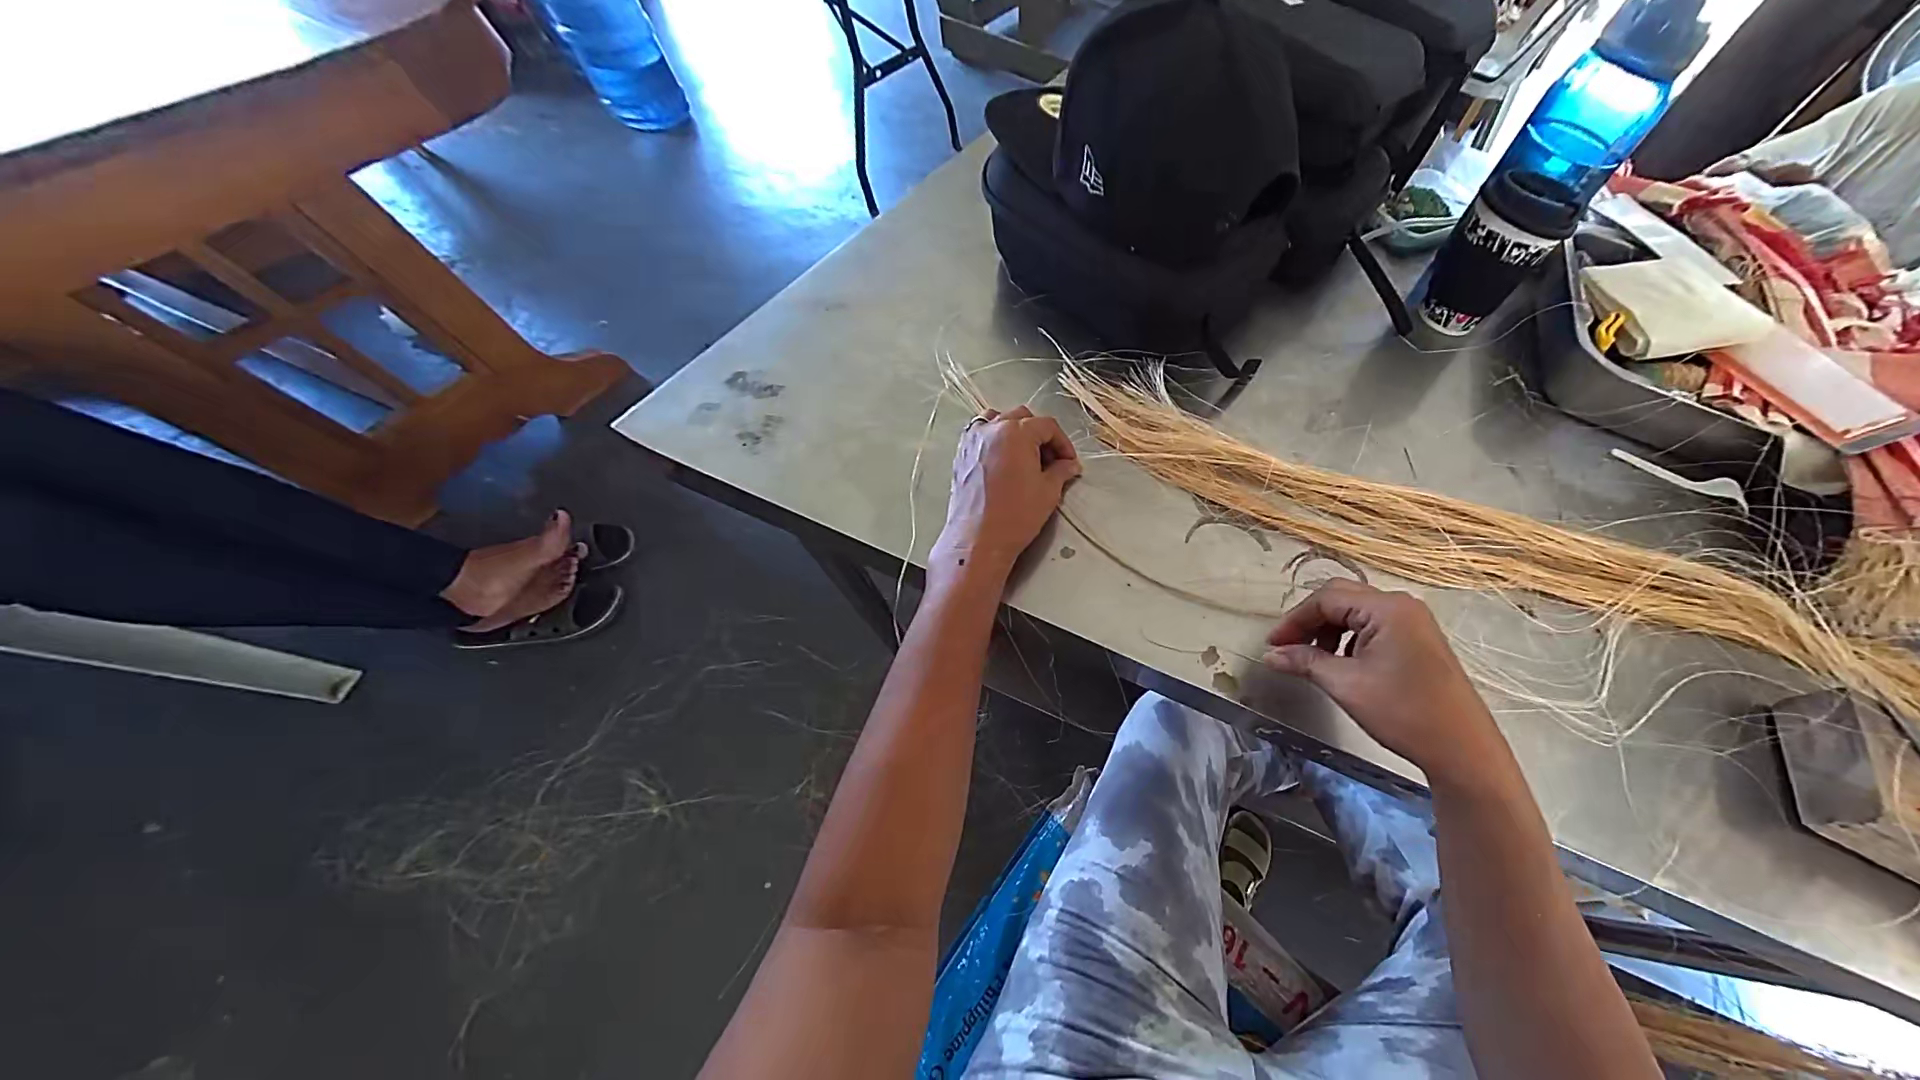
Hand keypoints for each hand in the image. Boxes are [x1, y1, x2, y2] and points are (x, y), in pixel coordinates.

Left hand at [929, 405, 1080, 581]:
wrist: (978, 540)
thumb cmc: (1014, 516)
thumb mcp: (1048, 492)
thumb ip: (1061, 471)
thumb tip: (1068, 465)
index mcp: (1016, 433)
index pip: (1047, 426)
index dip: (1063, 443)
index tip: (1068, 461)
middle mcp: (991, 430)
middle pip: (1022, 418)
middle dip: (1040, 435)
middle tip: (1051, 459)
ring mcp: (972, 441)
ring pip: (997, 420)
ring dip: (1014, 431)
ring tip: (1025, 455)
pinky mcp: (961, 455)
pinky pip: (979, 435)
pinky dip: (993, 438)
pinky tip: (1002, 459)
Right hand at [1261, 580, 1507, 786]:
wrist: (1462, 749)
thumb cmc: (1403, 712)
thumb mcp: (1345, 684)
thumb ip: (1304, 662)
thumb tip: (1271, 655)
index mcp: (1387, 609)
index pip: (1325, 599)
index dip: (1294, 620)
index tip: (1273, 645)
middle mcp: (1402, 606)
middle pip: (1340, 598)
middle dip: (1309, 621)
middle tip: (1286, 647)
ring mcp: (1414, 622)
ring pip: (1355, 612)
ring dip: (1327, 629)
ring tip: (1310, 658)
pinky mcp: (1418, 640)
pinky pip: (1372, 626)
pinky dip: (1348, 638)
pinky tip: (1339, 662)